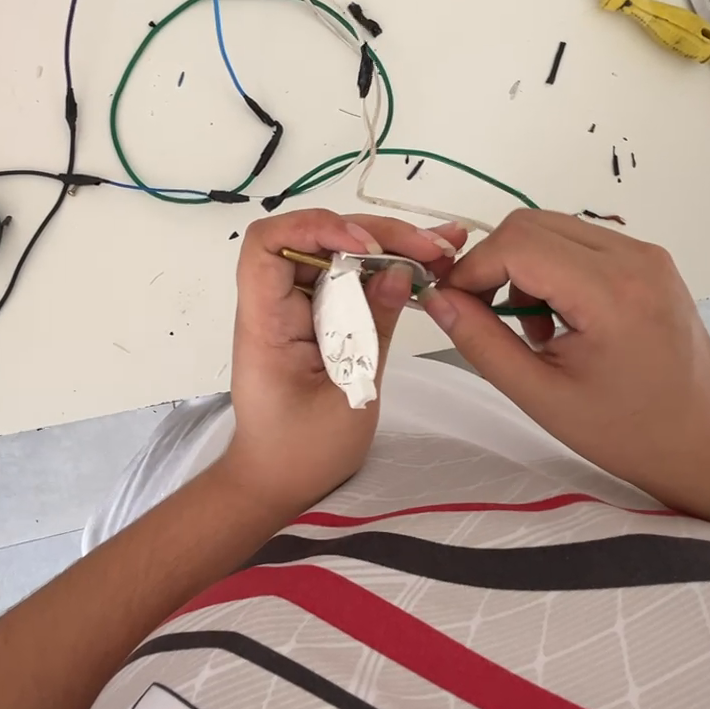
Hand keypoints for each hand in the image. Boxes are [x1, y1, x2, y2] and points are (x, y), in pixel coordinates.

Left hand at [220, 209, 466, 514]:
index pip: (267, 246)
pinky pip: (347, 278)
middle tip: (433, 249)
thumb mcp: (349, 395)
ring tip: (443, 250)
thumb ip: (372, 330)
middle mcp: (276, 304)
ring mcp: (297, 307)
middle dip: (375, 235)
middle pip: (314, 239)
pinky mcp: (318, 316)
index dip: (313, 228)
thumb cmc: (302, 452)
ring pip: (337, 253)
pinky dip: (385, 269)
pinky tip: (427, 266)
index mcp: (266, 322)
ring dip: (388, 246)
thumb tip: (398, 271)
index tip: (365, 246)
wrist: (277, 480)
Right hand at [419, 210, 709, 518]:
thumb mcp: (540, 395)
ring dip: (521, 267)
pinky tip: (558, 318)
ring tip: (529, 327)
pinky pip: (579, 243)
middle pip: (531, 224)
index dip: (471, 268)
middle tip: (481, 314)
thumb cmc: (627, 432)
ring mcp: (645, 253)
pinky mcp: (649, 261)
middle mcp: (632, 255)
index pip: (517, 244)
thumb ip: (480, 341)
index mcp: (609, 291)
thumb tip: (435, 298)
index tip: (451, 304)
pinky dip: (550, 269)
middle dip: (492, 263)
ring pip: (552, 228)